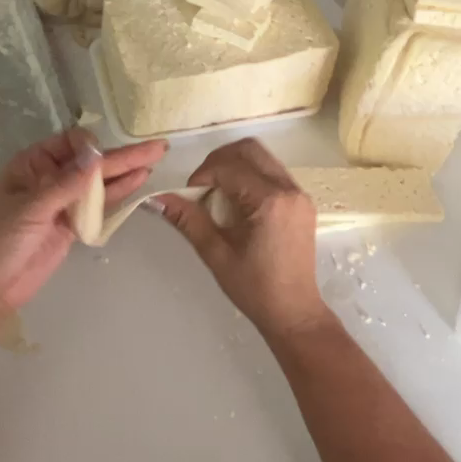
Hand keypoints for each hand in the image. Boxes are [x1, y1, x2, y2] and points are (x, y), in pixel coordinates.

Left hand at [0, 128, 167, 311]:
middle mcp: (48, 178)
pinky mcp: (69, 226)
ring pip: (97, 184)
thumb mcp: (29, 208)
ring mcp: (60, 203)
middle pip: (89, 163)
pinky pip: (96, 206)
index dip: (91, 148)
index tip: (104, 161)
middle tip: (156, 147)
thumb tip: (97, 157)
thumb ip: (66, 184)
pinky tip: (137, 183)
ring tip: (155, 161)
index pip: (69, 143)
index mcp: (31, 164)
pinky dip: (116, 195)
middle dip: (121, 156)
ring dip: (125, 173)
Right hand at [154, 139, 332, 338]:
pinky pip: (272, 173)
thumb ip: (189, 220)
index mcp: (270, 202)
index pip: (229, 167)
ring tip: (217, 194)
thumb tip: (158, 199)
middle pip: (249, 149)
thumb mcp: (216, 254)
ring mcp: (300, 194)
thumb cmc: (254, 288)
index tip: (188, 195)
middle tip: (201, 186)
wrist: (294, 312)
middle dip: (218, 160)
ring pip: (262, 158)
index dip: (202, 175)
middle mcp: (289, 189)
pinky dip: (250, 176)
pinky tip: (236, 202)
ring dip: (235, 166)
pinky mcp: (302, 202)